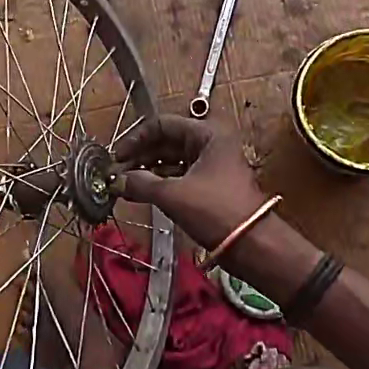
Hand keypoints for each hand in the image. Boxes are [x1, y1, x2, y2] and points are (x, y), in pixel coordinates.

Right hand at [114, 114, 267, 248]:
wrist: (252, 244)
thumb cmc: (215, 210)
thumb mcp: (173, 194)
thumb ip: (141, 183)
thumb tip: (118, 181)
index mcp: (207, 134)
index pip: (163, 124)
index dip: (136, 139)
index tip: (117, 157)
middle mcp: (211, 144)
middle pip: (167, 142)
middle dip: (140, 156)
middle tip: (117, 173)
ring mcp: (212, 165)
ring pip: (172, 160)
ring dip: (148, 171)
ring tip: (125, 185)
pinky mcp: (211, 185)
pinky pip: (180, 176)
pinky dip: (161, 183)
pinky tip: (142, 193)